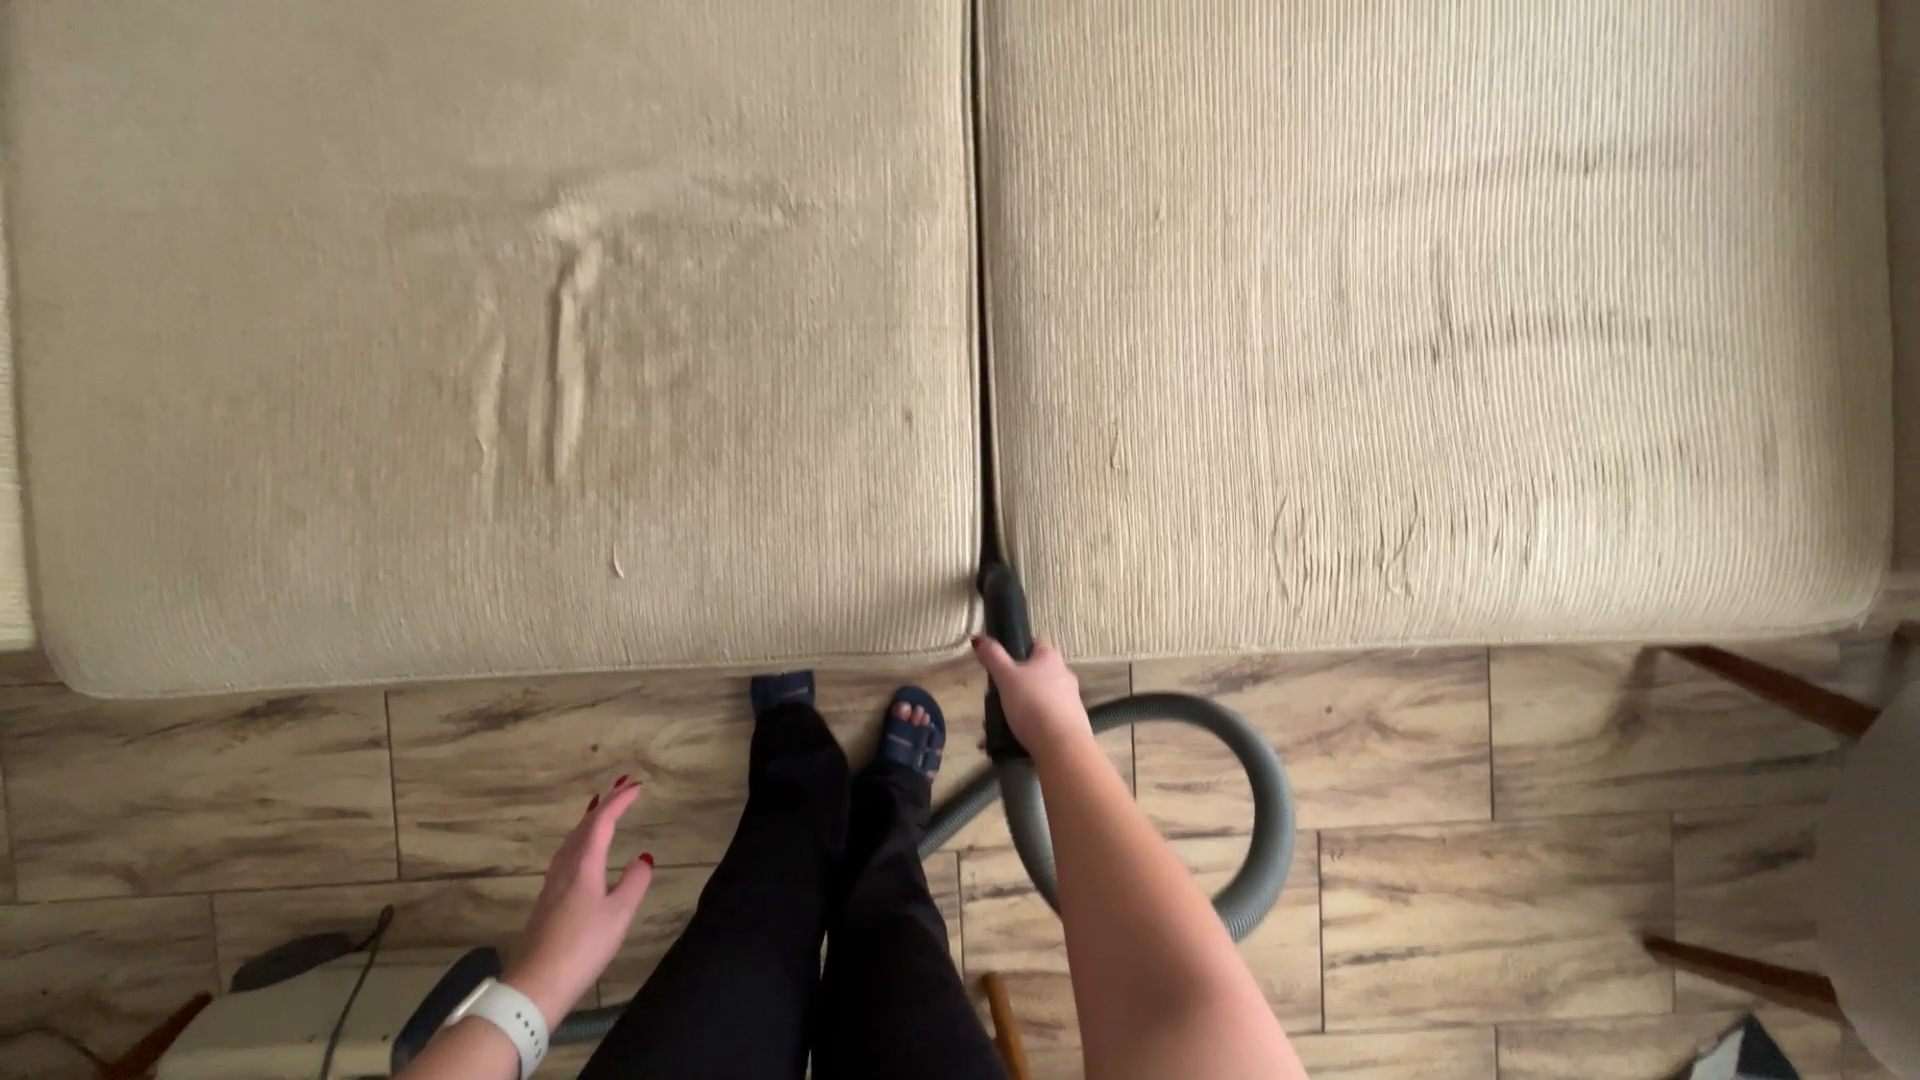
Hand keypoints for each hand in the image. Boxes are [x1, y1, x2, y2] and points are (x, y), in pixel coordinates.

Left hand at [503, 778, 653, 1026]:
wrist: (535, 986)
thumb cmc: (582, 946)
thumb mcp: (619, 914)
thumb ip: (634, 882)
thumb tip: (642, 858)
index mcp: (583, 865)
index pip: (601, 822)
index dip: (618, 802)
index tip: (636, 786)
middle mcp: (565, 868)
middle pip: (583, 827)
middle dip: (603, 805)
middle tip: (621, 788)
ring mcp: (553, 885)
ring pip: (572, 841)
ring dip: (589, 821)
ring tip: (601, 810)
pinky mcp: (548, 901)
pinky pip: (567, 855)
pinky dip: (581, 840)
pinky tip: (584, 851)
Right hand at [971, 636, 1092, 759]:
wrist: (1061, 746)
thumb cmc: (1032, 704)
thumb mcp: (1006, 677)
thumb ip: (993, 657)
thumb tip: (979, 638)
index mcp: (1051, 658)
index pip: (1034, 645)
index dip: (1016, 651)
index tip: (1000, 666)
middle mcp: (1064, 675)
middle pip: (1033, 675)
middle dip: (1012, 688)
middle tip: (993, 701)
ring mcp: (1070, 701)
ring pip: (1036, 700)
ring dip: (1016, 711)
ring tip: (994, 728)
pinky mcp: (1070, 724)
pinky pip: (1042, 721)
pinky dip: (1026, 728)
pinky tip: (1008, 742)